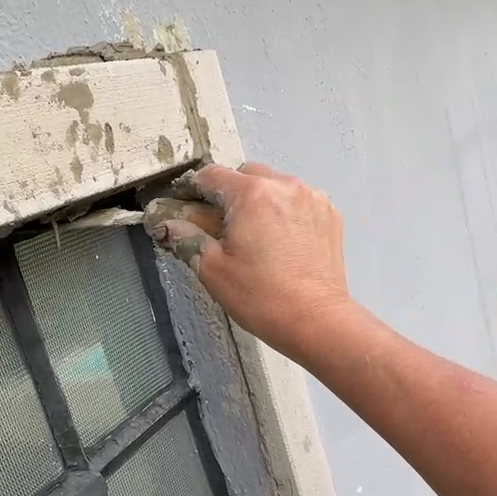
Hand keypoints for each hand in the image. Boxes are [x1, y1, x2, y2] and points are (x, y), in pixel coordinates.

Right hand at [151, 162, 352, 359]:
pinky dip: (282, 213)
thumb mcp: (212, 269)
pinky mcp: (328, 215)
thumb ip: (186, 238)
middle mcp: (284, 186)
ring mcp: (311, 198)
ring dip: (257, 202)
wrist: (314, 320)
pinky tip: (278, 243)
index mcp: (251, 195)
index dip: (191, 190)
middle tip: (219, 227)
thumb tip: (168, 225)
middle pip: (244, 175)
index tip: (184, 205)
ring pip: (273, 185)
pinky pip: (297, 201)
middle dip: (228, 195)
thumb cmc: (262, 298)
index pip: (211, 176)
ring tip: (252, 237)